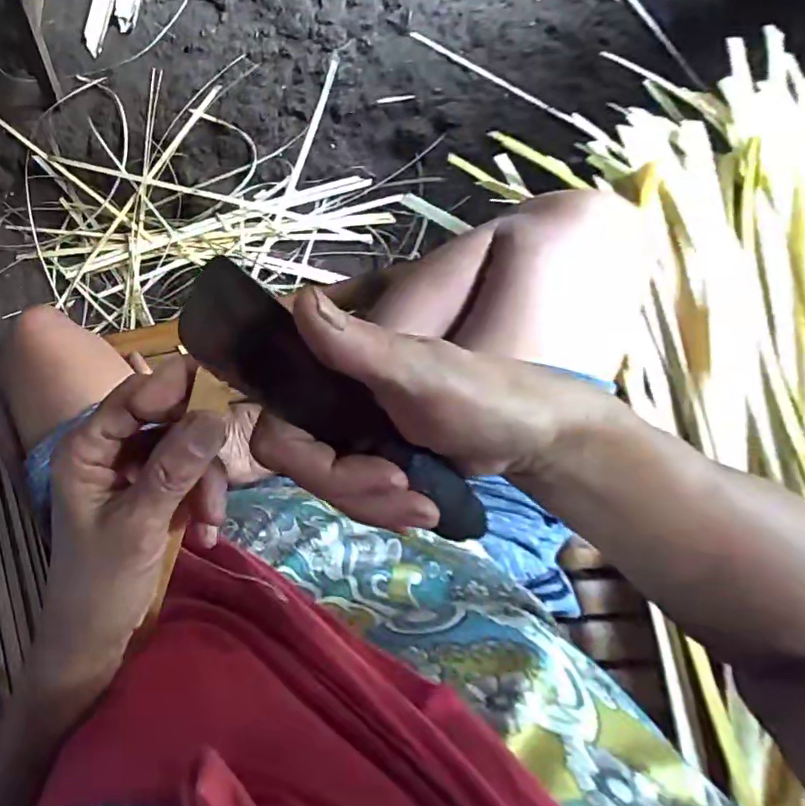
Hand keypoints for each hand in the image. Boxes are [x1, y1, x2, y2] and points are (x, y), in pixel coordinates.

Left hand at [27, 355, 228, 708]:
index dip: (175, 383)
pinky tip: (204, 533)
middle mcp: (109, 449)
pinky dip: (201, 499)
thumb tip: (214, 414)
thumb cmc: (101, 586)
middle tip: (227, 460)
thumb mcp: (140, 524)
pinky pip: (187, 475)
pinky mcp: (153, 491)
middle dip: (197, 446)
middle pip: (165, 418)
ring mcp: (133, 470)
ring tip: (210, 522)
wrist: (95, 646)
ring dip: (203, 481)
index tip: (221, 379)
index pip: (133, 396)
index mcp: (87, 447)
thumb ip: (175, 468)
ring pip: (183, 447)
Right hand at [249, 288, 624, 531]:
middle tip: (404, 491)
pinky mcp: (367, 458)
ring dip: (374, 504)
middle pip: (300, 462)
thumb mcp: (417, 370)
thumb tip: (300, 298)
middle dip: (350, 487)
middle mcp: (326, 397)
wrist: (528, 436)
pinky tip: (425, 506)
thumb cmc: (480, 393)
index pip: (276, 424)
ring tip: (425, 504)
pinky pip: (354, 496)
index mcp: (329, 366)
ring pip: (327, 484)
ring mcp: (346, 430)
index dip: (303, 457)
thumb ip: (357, 343)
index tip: (354, 468)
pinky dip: (387, 508)